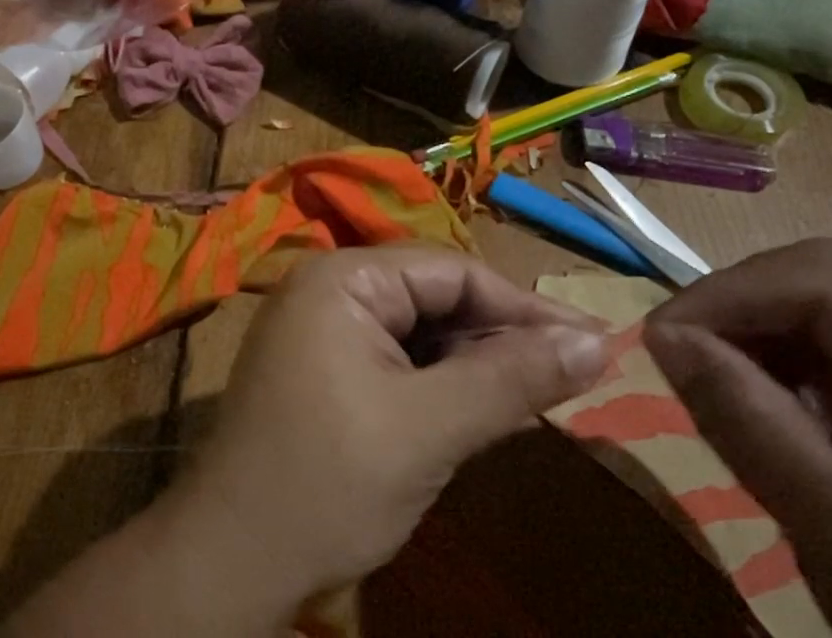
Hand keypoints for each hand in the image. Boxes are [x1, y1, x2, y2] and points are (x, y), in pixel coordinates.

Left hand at [170, 243, 611, 602]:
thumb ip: (511, 379)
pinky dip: (443, 386)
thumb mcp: (429, 428)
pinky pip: (399, 364)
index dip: (524, 307)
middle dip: (502, 337)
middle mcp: (327, 293)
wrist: (233, 559)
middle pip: (436, 298)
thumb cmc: (328, 483)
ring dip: (477, 365)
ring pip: (422, 334)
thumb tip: (598, 342)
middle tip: (576, 375)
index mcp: (341, 281)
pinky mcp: (324, 376)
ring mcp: (321, 335)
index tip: (595, 345)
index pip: (452, 271)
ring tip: (541, 396)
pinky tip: (487, 413)